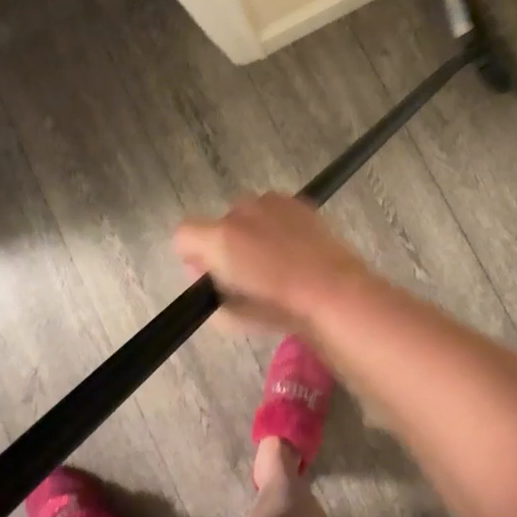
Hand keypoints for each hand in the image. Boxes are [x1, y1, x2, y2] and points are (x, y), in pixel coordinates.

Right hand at [174, 193, 376, 331]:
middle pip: (219, 223)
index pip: (183, 234)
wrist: (333, 290)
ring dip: (250, 231)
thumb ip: (208, 291)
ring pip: (247, 214)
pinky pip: (274, 210)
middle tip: (244, 270)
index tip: (208, 273)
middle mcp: (241, 210)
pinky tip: (292, 248)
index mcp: (220, 237)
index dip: (191, 254)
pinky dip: (275, 224)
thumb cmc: (279, 308)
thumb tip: (204, 274)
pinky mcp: (297, 202)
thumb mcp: (231, 314)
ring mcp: (271, 202)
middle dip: (225, 243)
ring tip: (273, 259)